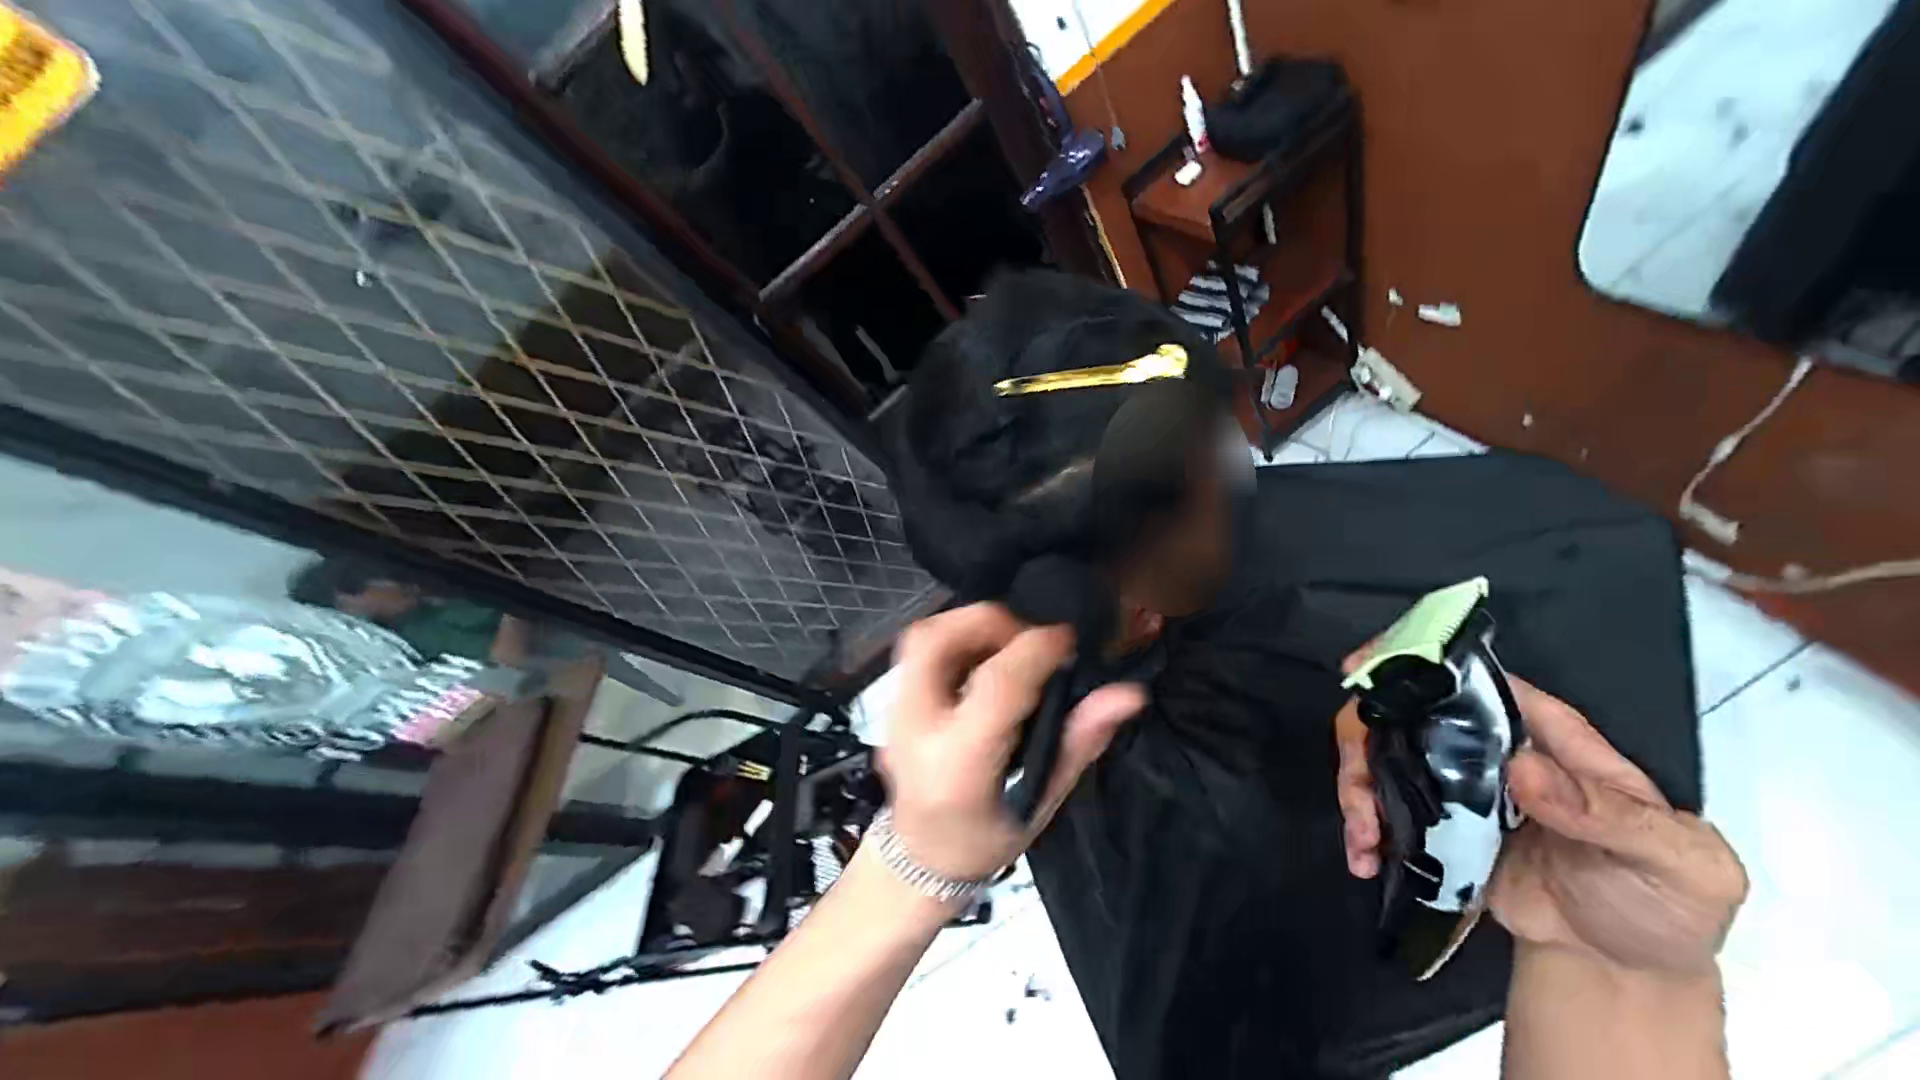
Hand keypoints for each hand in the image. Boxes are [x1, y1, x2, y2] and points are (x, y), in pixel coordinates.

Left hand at [877, 603, 1146, 882]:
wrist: (917, 862)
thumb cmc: (984, 841)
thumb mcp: (1041, 802)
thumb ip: (1078, 742)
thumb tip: (1127, 695)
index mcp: (959, 764)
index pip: (996, 686)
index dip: (1036, 650)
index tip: (1067, 639)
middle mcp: (917, 730)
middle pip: (937, 642)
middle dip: (988, 622)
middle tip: (1028, 637)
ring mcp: (895, 714)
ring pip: (921, 637)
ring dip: (969, 626)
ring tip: (1008, 645)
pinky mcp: (891, 705)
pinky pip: (917, 652)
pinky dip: (954, 640)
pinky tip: (983, 659)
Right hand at [1333, 657, 1746, 976]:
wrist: (1620, 967)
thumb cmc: (1662, 902)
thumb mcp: (1676, 862)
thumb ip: (1609, 814)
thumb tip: (1524, 768)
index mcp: (1545, 738)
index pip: (1479, 682)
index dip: (1419, 665)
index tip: (1367, 669)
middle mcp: (1488, 750)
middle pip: (1406, 712)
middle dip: (1364, 738)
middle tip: (1357, 784)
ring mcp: (1452, 786)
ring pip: (1380, 755)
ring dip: (1356, 789)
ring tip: (1365, 837)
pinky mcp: (1430, 824)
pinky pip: (1380, 808)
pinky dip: (1361, 829)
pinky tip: (1366, 858)